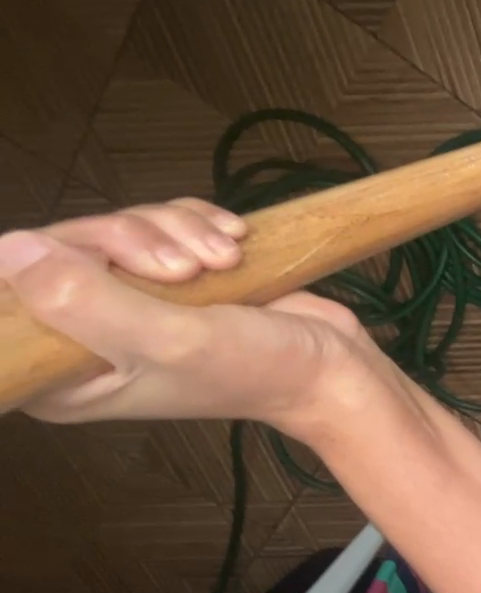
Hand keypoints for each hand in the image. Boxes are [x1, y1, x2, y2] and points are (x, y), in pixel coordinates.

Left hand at [0, 200, 384, 435]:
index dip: (61, 264)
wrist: (336, 366)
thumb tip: (10, 247)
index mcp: (60, 369)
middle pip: (68, 247)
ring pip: (124, 229)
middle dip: (136, 242)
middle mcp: (86, 330)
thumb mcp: (170, 342)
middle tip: (192, 268)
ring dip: (179, 232)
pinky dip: (201, 222)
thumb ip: (86, 301)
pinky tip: (236, 239)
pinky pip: (167, 224)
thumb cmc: (256, 369)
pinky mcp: (185, 276)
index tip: (137, 276)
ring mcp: (138, 299)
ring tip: (228, 257)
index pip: (12, 291)